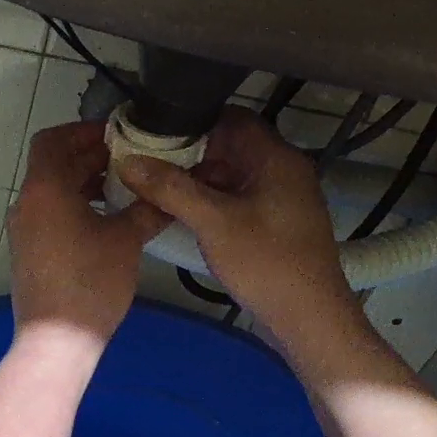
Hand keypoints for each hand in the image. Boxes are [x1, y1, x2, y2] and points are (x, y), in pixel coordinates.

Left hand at [8, 121, 168, 342]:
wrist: (56, 339)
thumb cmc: (91, 282)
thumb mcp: (126, 240)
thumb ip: (147, 209)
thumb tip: (166, 194)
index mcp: (44, 189)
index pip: (52, 140)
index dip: (82, 131)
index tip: (115, 136)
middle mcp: (26, 204)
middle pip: (53, 165)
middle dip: (89, 157)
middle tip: (128, 160)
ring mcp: (23, 230)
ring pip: (51, 191)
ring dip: (83, 183)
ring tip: (123, 188)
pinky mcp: (28, 252)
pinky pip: (48, 214)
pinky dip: (73, 205)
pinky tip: (106, 219)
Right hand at [114, 106, 362, 346]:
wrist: (308, 318)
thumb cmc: (266, 262)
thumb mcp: (213, 222)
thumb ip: (170, 188)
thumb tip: (127, 162)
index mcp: (276, 158)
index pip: (232, 119)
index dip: (193, 121)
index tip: (154, 133)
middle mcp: (283, 170)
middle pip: (230, 146)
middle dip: (188, 154)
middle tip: (146, 163)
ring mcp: (281, 198)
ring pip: (231, 175)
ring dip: (197, 180)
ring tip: (155, 189)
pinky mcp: (275, 223)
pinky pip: (237, 198)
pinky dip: (210, 201)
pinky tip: (181, 214)